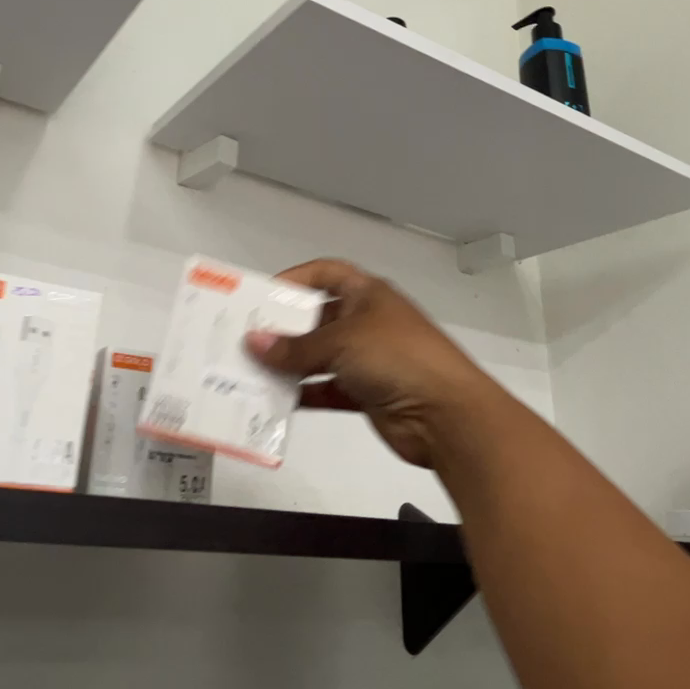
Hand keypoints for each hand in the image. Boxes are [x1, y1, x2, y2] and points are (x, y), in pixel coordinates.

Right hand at [246, 259, 503, 468]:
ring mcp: (367, 359)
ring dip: (288, 364)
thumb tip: (253, 343)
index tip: (261, 297)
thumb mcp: (341, 342)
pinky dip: (302, 394)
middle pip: (316, 317)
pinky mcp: (365, 393)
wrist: (447, 414)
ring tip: (249, 371)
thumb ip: (296, 347)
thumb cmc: (396, 357)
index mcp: (367, 293)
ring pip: (317, 356)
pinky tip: (273, 400)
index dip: (295, 279)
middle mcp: (365, 321)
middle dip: (282, 328)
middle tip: (243, 339)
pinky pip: (325, 389)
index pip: (325, 273)